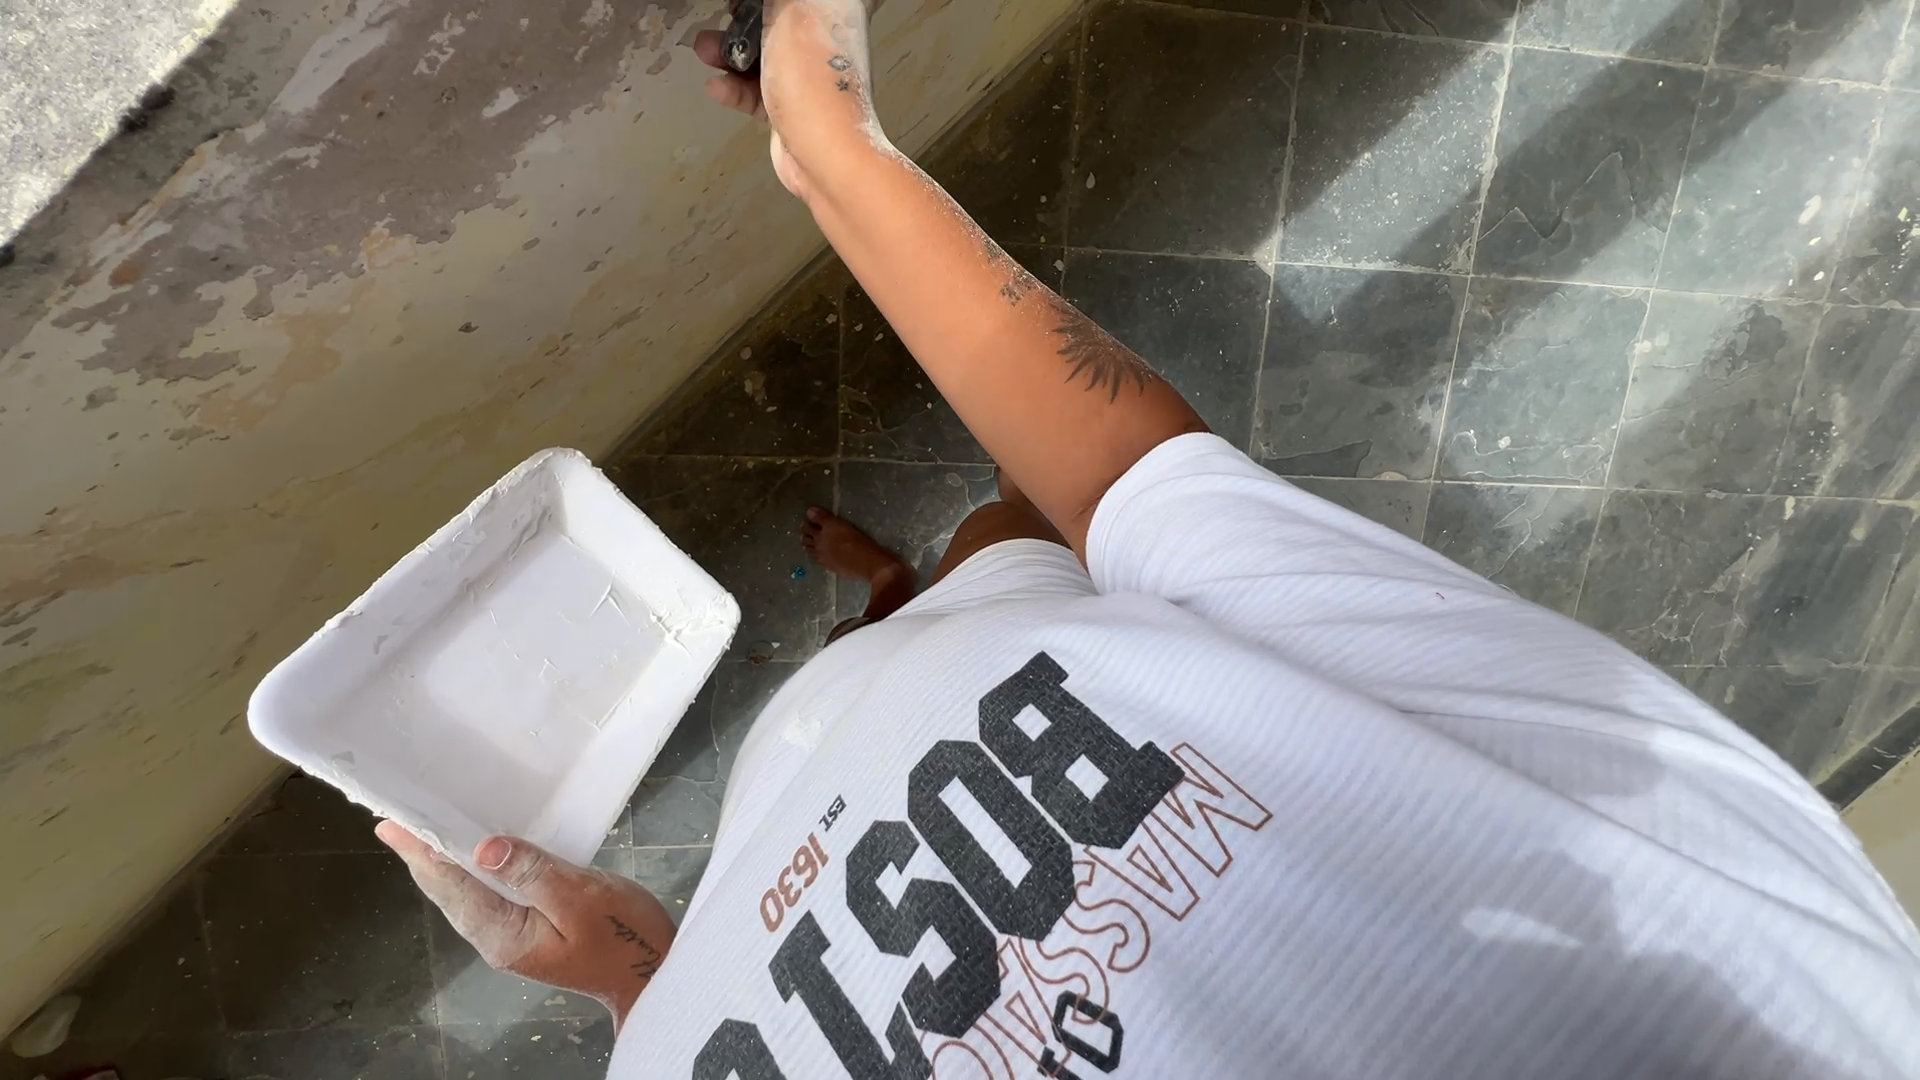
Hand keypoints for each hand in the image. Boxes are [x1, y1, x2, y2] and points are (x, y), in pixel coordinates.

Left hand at [375, 821, 676, 1026]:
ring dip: (449, 864)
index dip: (424, 855)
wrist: (652, 972)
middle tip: (399, 825)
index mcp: (504, 934)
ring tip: (429, 836)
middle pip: (453, 894)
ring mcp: (515, 937)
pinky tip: (483, 857)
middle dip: (426, 859)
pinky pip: (494, 895)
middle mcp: (499, 939)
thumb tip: (486, 848)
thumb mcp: (583, 897)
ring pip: (470, 895)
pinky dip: (479, 871)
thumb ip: (535, 874)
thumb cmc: (623, 934)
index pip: (453, 887)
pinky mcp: (534, 929)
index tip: (394, 827)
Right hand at [694, 0, 882, 202]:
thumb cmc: (816, 84)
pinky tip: (717, 87)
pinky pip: (756, 94)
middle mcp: (822, 47)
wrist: (826, 158)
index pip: (797, 0)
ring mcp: (806, 82)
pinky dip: (735, 90)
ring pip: (761, 59)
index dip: (765, 0)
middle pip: (774, 23)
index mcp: (833, 13)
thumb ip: (775, 0)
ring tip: (705, 51)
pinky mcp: (790, 113)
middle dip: (741, 20)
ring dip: (729, 54)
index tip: (741, 1)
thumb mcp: (790, 12)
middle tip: (721, 16)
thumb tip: (767, 3)